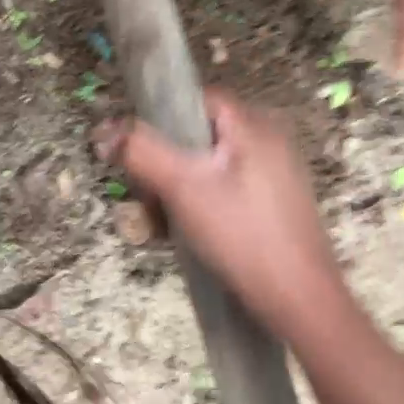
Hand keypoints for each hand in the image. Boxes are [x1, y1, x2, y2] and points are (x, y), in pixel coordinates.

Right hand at [97, 90, 348, 339]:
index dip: (156, 115)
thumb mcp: (180, 186)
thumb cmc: (242, 235)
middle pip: (193, 131)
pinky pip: (222, 183)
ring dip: (175, 183)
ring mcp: (275, 172)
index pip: (190, 97)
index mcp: (254, 125)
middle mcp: (269, 140)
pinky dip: (198, 198)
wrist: (302, 307)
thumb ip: (137, 149)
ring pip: (204, 160)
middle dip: (162, 158)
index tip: (135, 145)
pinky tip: (187, 227)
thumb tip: (101, 132)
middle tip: (148, 191)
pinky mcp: (274, 201)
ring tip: (164, 218)